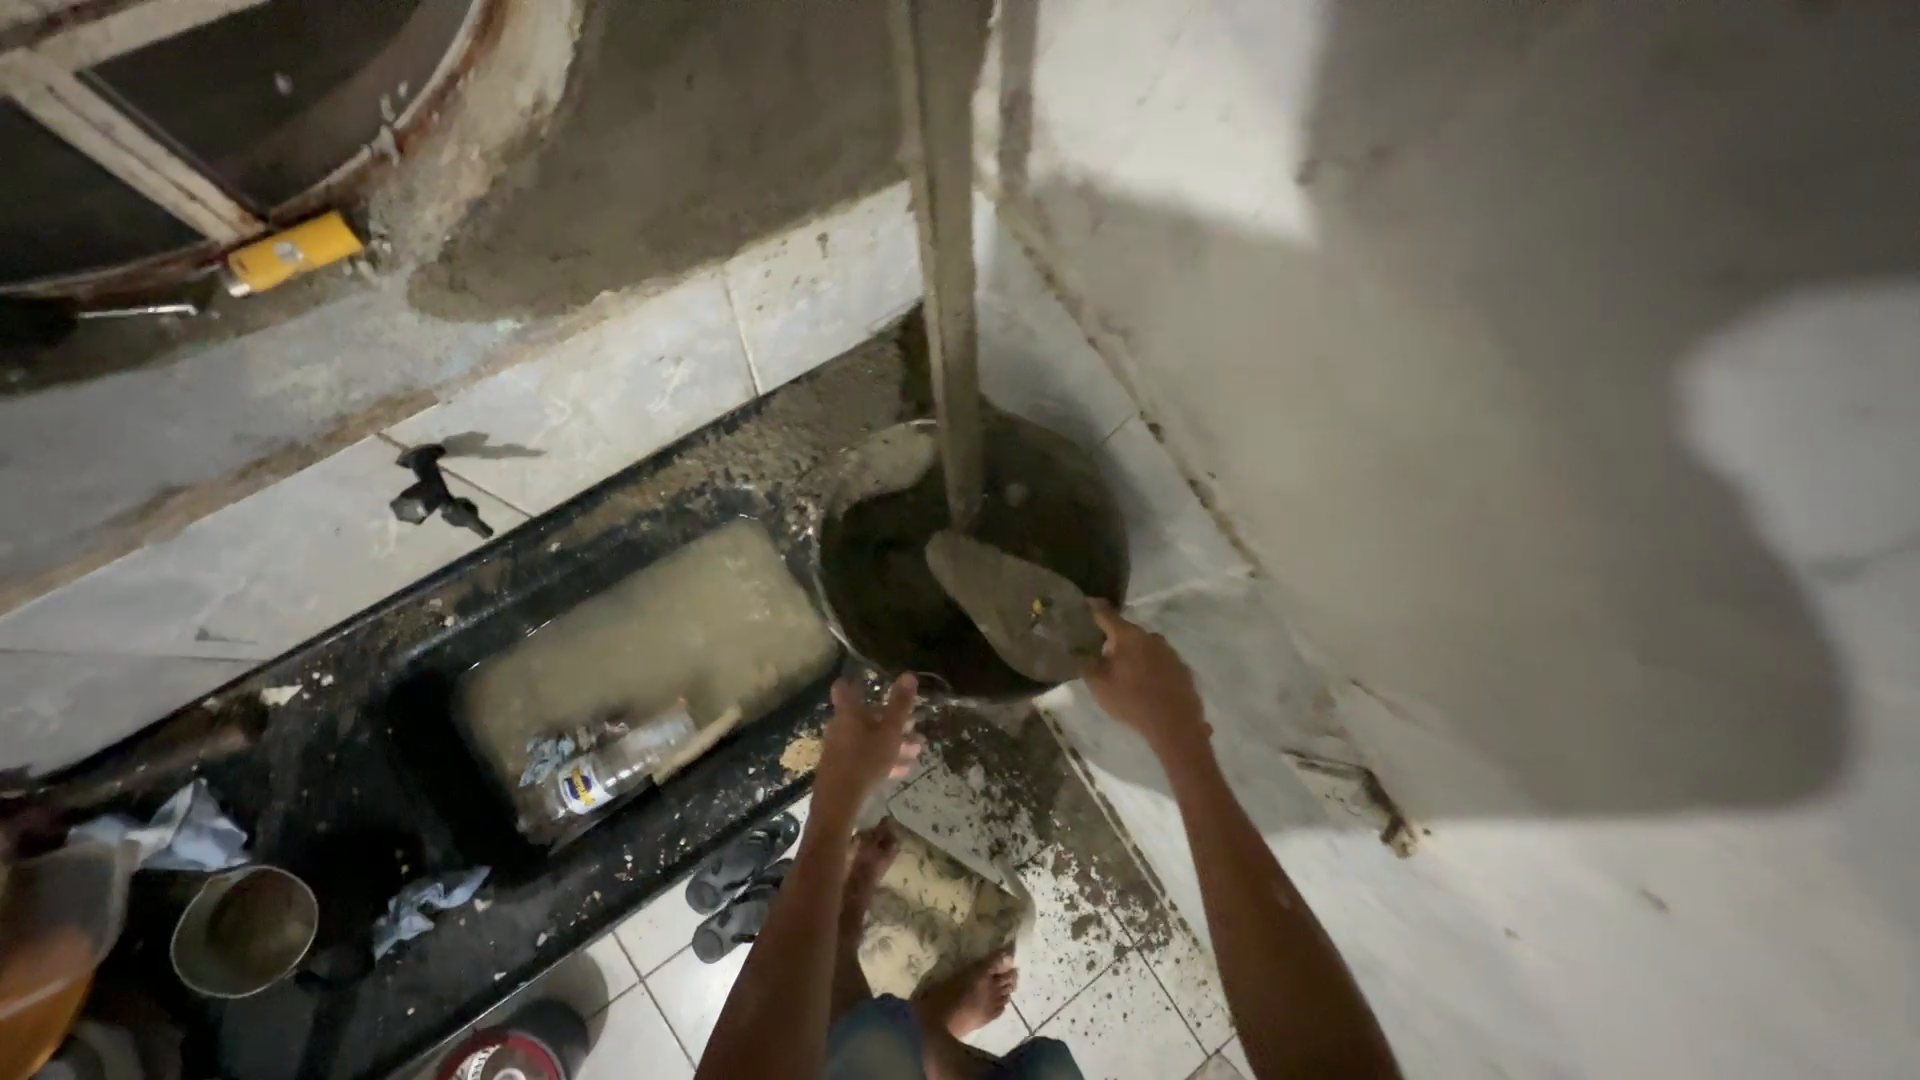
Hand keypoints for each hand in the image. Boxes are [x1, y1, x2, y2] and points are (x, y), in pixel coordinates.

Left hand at [815, 673, 921, 813]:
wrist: (839, 801)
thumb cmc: (865, 759)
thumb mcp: (889, 732)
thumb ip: (900, 705)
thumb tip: (909, 674)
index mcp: (848, 712)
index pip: (844, 688)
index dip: (856, 683)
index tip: (870, 683)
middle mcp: (840, 727)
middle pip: (865, 716)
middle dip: (890, 719)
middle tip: (913, 724)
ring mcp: (840, 749)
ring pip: (869, 739)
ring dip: (892, 742)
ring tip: (916, 749)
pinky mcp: (842, 769)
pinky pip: (865, 757)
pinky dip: (883, 759)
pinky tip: (904, 769)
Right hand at [1081, 601, 1209, 753]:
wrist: (1175, 725)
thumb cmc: (1131, 701)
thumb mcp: (1098, 685)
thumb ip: (1086, 664)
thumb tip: (1079, 650)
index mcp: (1128, 636)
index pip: (1106, 614)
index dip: (1094, 608)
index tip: (1086, 603)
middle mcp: (1151, 637)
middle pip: (1127, 632)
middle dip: (1115, 640)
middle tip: (1103, 657)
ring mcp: (1170, 651)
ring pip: (1145, 647)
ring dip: (1134, 655)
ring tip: (1126, 675)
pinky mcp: (1182, 667)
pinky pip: (1160, 661)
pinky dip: (1150, 667)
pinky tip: (1147, 685)